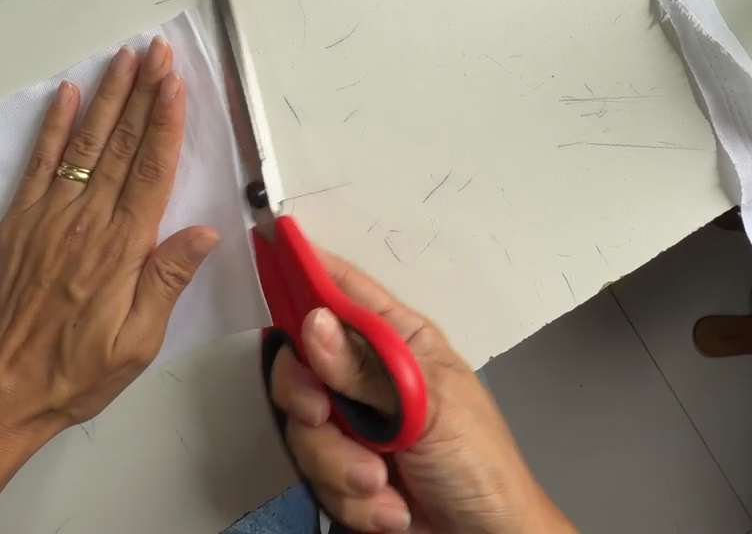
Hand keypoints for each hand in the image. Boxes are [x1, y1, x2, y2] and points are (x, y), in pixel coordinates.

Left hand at [0, 37, 218, 533]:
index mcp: (121, 248)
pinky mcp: (16, 221)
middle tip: (157, 52)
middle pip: (122, 145)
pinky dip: (53, 126)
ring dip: (108, 97)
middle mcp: (86, 221)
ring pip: (85, 143)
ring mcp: (47, 216)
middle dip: (143, 93)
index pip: (151, 170)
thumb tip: (205, 231)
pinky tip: (67, 94)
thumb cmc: (75, 373)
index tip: (175, 82)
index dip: (166, 122)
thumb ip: (168, 282)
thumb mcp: (137, 344)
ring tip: (124, 59)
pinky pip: (38, 163)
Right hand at [269, 250, 575, 533]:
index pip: (345, 290)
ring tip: (382, 484)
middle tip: (322, 418)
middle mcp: (367, 374)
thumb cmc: (478, 460)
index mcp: (397, 339)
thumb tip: (315, 321)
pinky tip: (390, 509)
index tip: (273, 245)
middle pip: (303, 361)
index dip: (309, 268)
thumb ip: (365, 369)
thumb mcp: (429, 407)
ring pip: (305, 426)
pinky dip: (352, 500)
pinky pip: (317, 475)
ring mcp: (353, 422)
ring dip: (341, 466)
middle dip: (307, 398)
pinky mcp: (344, 469)